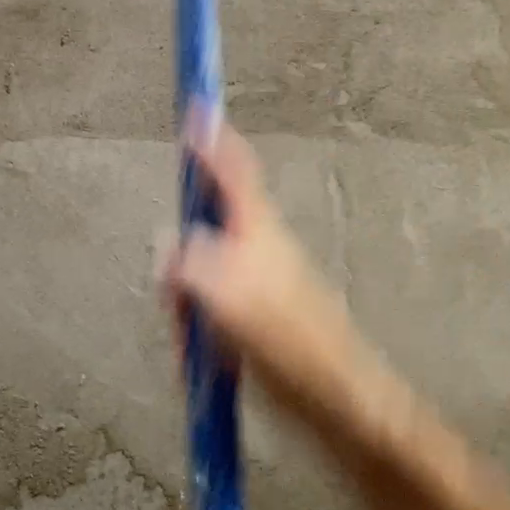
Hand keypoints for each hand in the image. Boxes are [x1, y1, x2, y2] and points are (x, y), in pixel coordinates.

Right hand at [160, 117, 358, 414]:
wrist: (340, 402)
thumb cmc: (290, 344)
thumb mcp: (229, 297)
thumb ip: (190, 265)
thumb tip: (169, 247)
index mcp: (257, 231)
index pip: (233, 170)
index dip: (212, 138)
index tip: (195, 107)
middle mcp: (258, 248)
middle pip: (205, 227)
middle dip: (181, 260)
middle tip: (180, 304)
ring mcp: (258, 283)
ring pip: (203, 275)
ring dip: (188, 306)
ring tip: (195, 345)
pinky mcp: (257, 316)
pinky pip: (211, 308)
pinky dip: (199, 329)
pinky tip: (203, 358)